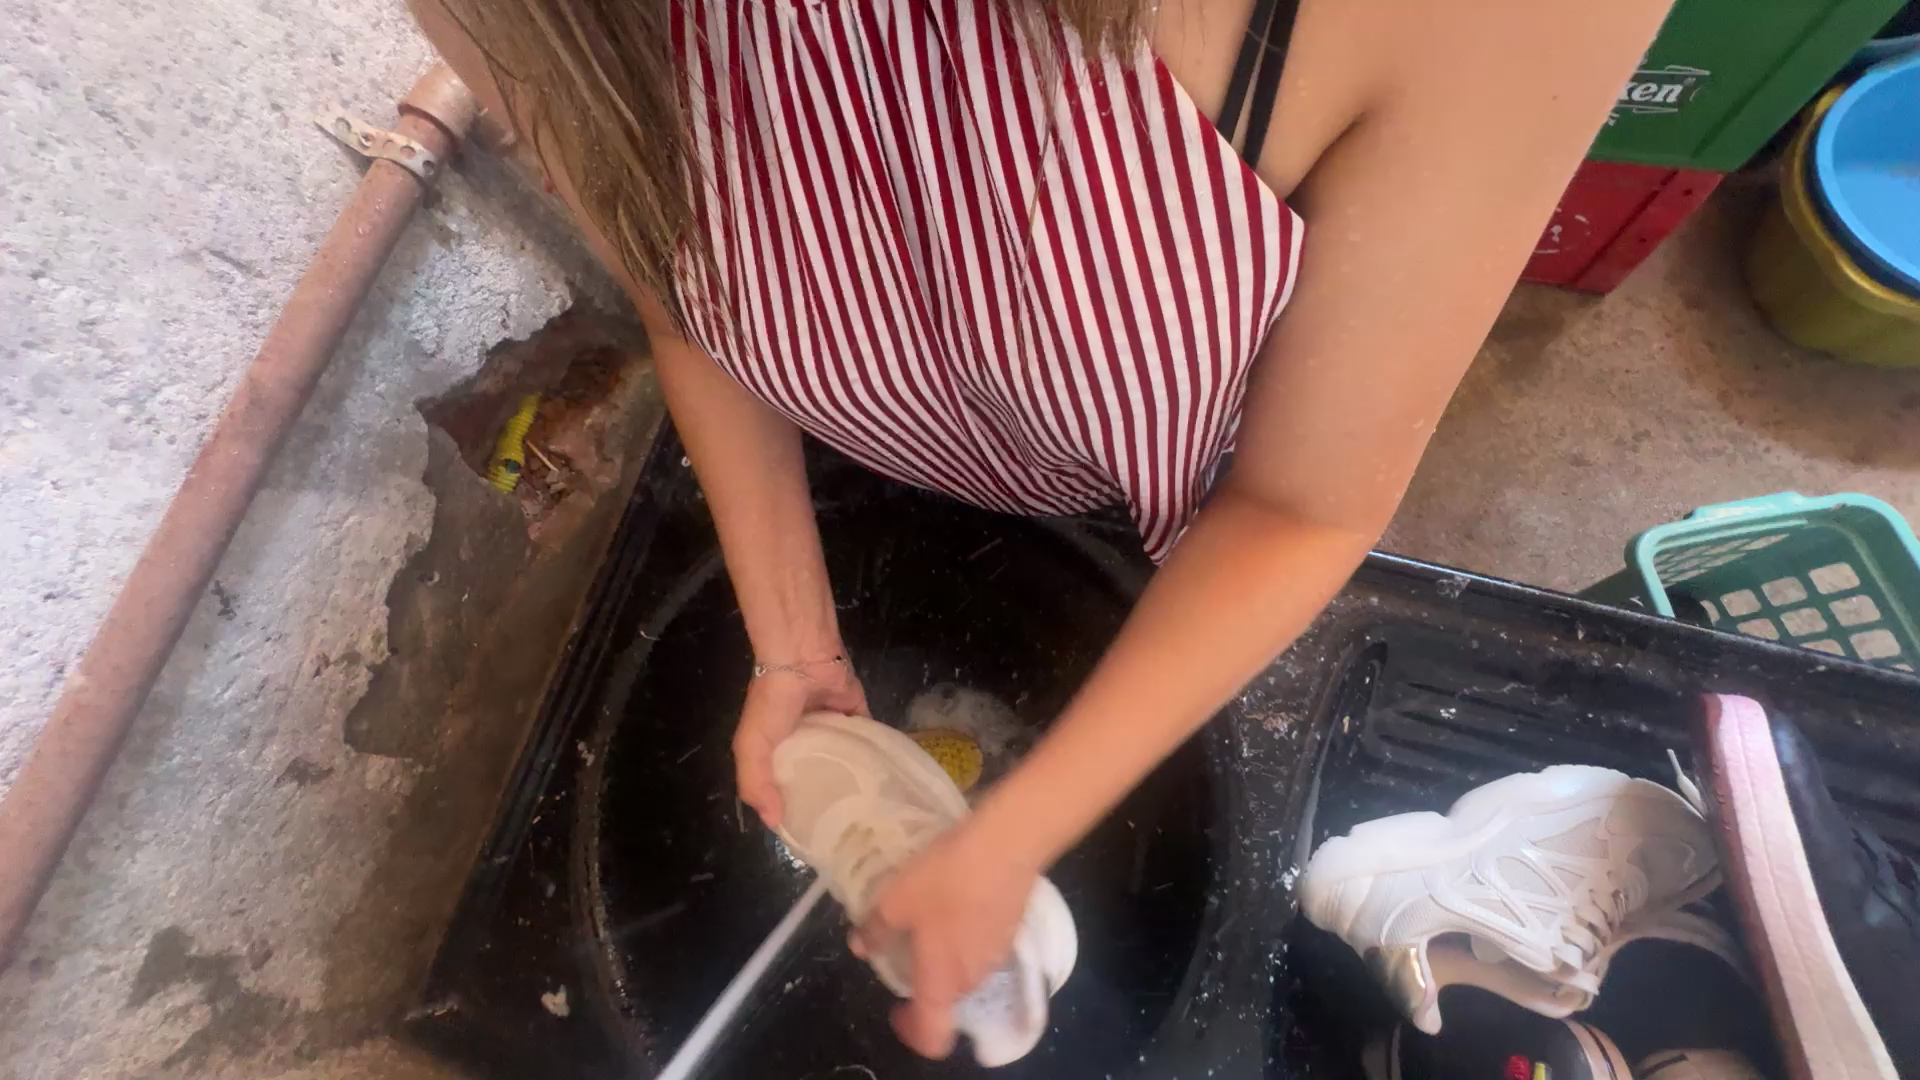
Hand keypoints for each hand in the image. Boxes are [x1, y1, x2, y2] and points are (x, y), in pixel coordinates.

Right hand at [732, 659, 866, 827]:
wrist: (801, 658)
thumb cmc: (773, 703)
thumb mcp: (751, 745)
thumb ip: (755, 783)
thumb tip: (774, 822)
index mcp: (779, 749)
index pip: (788, 785)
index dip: (796, 808)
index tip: (812, 837)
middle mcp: (808, 740)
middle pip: (821, 774)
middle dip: (831, 797)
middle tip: (848, 829)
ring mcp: (834, 727)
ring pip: (846, 759)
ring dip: (856, 777)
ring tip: (872, 810)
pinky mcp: (857, 714)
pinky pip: (869, 738)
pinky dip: (875, 753)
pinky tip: (885, 778)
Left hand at [854, 819, 1039, 1058]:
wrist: (1005, 845)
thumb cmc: (945, 881)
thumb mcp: (897, 899)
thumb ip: (877, 928)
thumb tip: (861, 946)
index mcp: (942, 982)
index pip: (932, 1036)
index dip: (911, 1030)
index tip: (896, 1008)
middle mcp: (973, 977)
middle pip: (948, 998)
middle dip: (926, 979)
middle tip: (907, 945)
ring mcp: (997, 952)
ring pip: (966, 967)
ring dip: (947, 952)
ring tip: (931, 914)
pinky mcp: (1011, 924)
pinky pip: (982, 942)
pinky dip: (967, 931)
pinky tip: (957, 894)